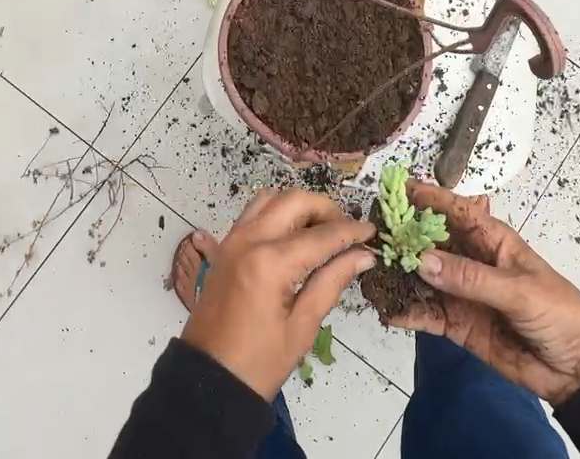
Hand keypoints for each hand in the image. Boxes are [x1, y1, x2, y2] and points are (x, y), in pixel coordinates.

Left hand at [181, 188, 375, 397]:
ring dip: (298, 206)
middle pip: (294, 201)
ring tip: (320, 231)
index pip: (321, 236)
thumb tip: (363, 256)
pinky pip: (253, 212)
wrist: (207, 379)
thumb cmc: (258, 363)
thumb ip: (331, 282)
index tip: (372, 232)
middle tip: (345, 231)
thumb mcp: (302, 327)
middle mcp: (249, 239)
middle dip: (325, 209)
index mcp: (270, 263)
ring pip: (271, 198)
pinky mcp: (224, 246)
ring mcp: (232, 239)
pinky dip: (276, 212)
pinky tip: (293, 235)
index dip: (350, 232)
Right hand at [386, 180, 579, 404]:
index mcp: (491, 241)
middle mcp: (471, 260)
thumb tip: (422, 260)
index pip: (454, 210)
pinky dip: (407, 312)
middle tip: (371, 233)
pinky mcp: (458, 324)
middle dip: (403, 235)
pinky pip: (426, 314)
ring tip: (370, 272)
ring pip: (423, 276)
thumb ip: (470, 277)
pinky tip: (386, 312)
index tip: (396, 188)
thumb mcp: (519, 292)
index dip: (427, 196)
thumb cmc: (560, 315)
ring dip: (399, 274)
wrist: (579, 373)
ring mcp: (462, 292)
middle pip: (431, 241)